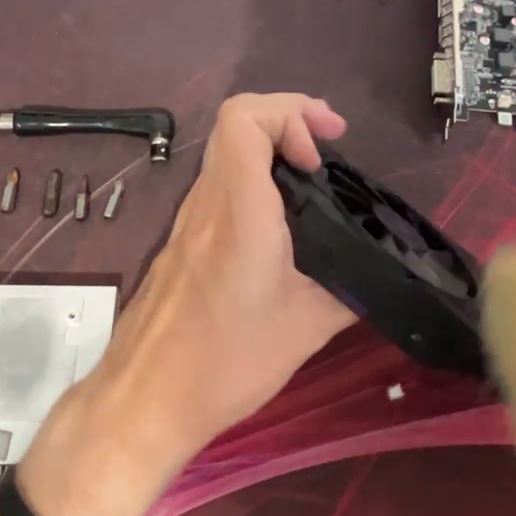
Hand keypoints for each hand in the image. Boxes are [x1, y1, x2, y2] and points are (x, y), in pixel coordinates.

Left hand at [14, 93, 355, 515]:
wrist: (144, 402)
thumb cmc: (224, 366)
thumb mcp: (305, 330)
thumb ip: (346, 291)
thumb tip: (372, 274)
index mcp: (239, 216)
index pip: (243, 122)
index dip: (288, 113)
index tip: (322, 151)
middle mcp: (207, 206)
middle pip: (233, 124)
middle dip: (288, 120)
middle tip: (328, 150)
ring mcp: (187, 222)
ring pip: (225, 154)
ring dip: (271, 152)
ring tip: (313, 183)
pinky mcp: (180, 242)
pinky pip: (219, 187)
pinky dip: (254, 181)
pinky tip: (281, 225)